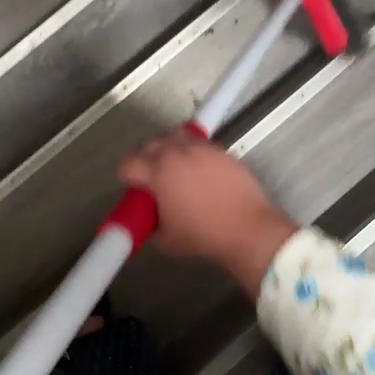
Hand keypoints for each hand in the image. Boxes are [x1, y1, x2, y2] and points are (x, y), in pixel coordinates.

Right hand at [118, 129, 297, 295]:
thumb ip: (151, 222)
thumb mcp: (165, 238)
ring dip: (167, 149)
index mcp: (158, 172)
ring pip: (174, 136)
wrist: (246, 229)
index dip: (127, 178)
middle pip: (149, 144)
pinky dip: (191, 151)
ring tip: (172, 168)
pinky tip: (196, 170)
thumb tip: (149, 217)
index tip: (134, 189)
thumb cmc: (203, 235)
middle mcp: (177, 152)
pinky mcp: (221, 151)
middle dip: (144, 159)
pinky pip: (197, 143)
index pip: (128, 164)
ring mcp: (201, 149)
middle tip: (150, 179)